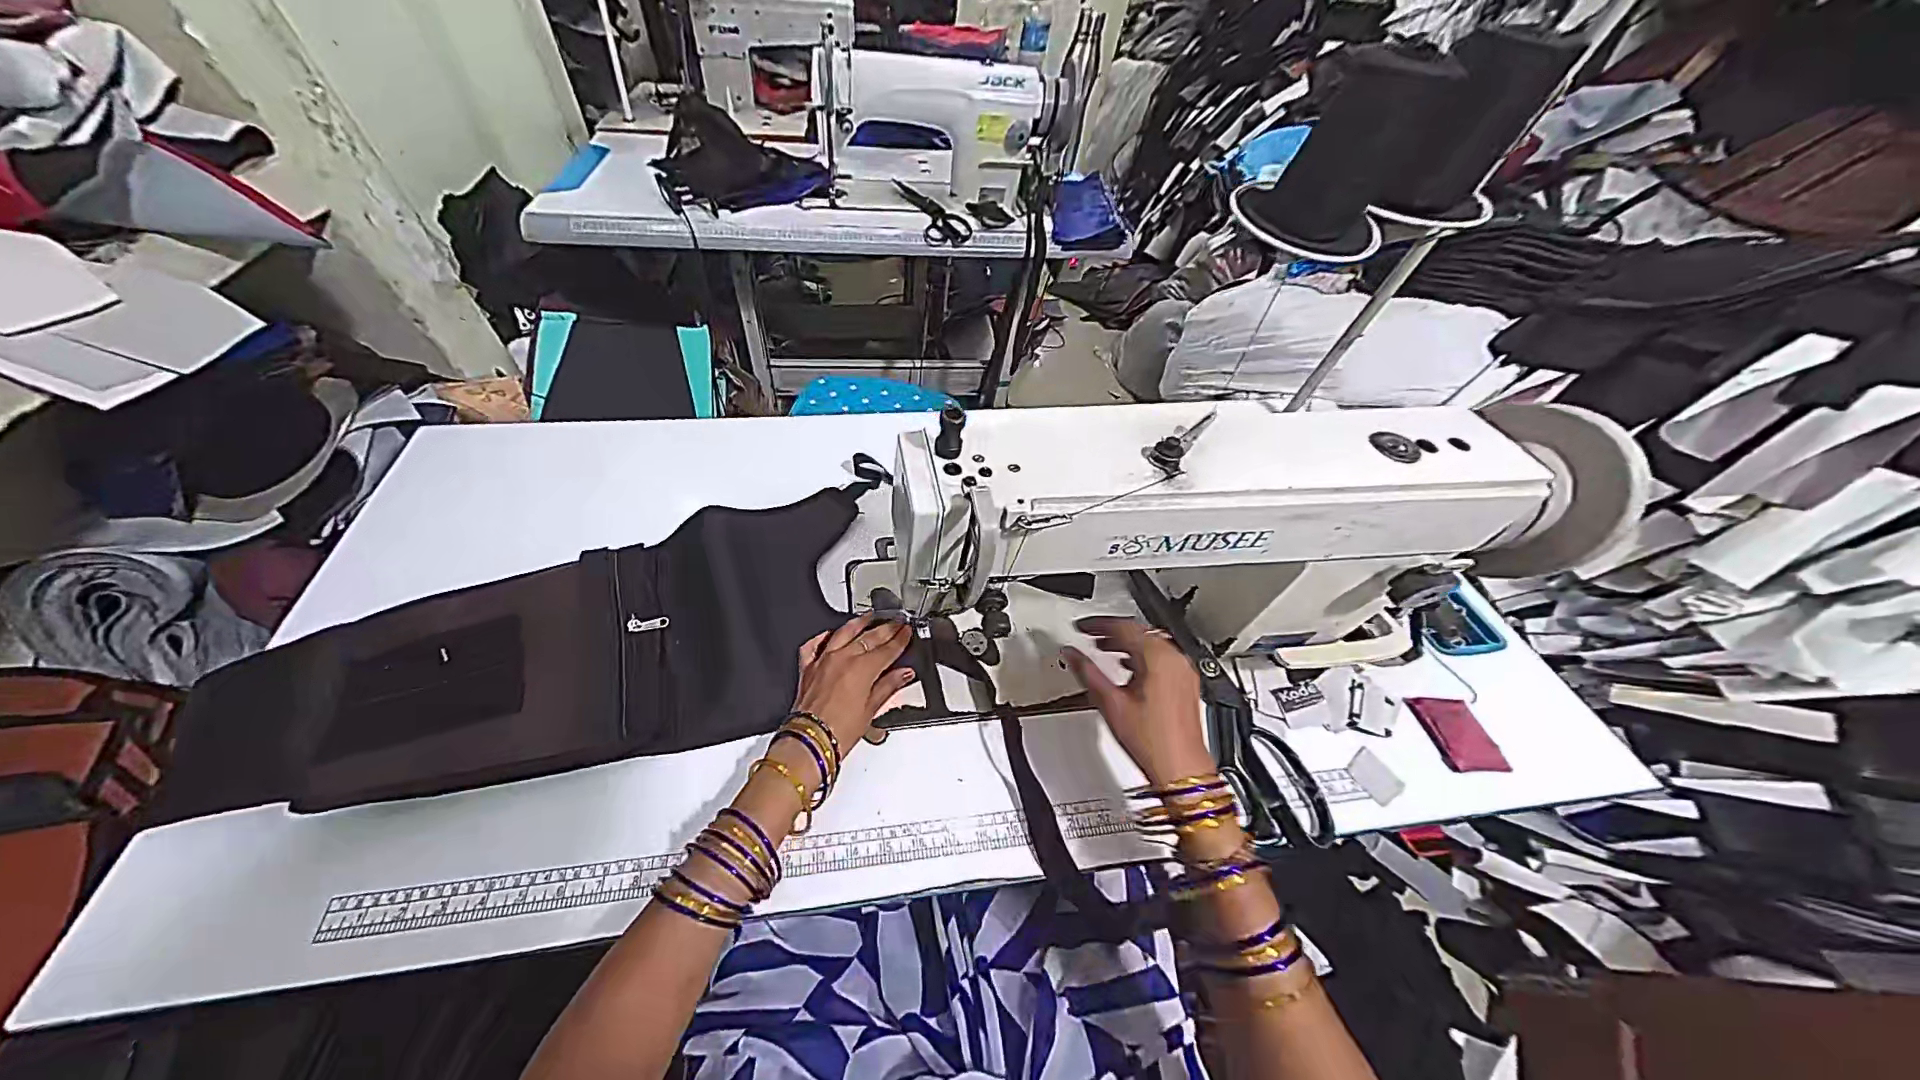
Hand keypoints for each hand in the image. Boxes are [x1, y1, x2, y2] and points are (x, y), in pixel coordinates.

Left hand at [792, 615, 915, 751]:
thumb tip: (904, 674)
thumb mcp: (871, 709)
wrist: (810, 740)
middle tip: (897, 623)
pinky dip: (824, 637)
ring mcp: (823, 660)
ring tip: (869, 618)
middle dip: (886, 628)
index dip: (900, 639)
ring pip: (844, 632)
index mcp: (862, 668)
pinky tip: (831, 634)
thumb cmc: (838, 731)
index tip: (907, 632)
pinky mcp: (808, 667)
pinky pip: (814, 644)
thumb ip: (889, 686)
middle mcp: (842, 658)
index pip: (888, 648)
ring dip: (859, 623)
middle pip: (869, 637)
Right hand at [1062, 616, 1211, 784]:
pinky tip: (1127, 667)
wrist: (1180, 768)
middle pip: (1140, 632)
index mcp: (1158, 658)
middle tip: (1091, 634)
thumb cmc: (1152, 741)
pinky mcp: (1186, 684)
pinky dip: (1141, 656)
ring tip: (1104, 648)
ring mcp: (1183, 672)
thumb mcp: (1110, 702)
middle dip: (1113, 632)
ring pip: (1152, 644)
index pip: (1124, 627)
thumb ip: (1087, 672)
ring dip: (1127, 643)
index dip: (1099, 624)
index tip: (1083, 626)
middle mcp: (1175, 660)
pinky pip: (1162, 658)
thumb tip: (1070, 654)